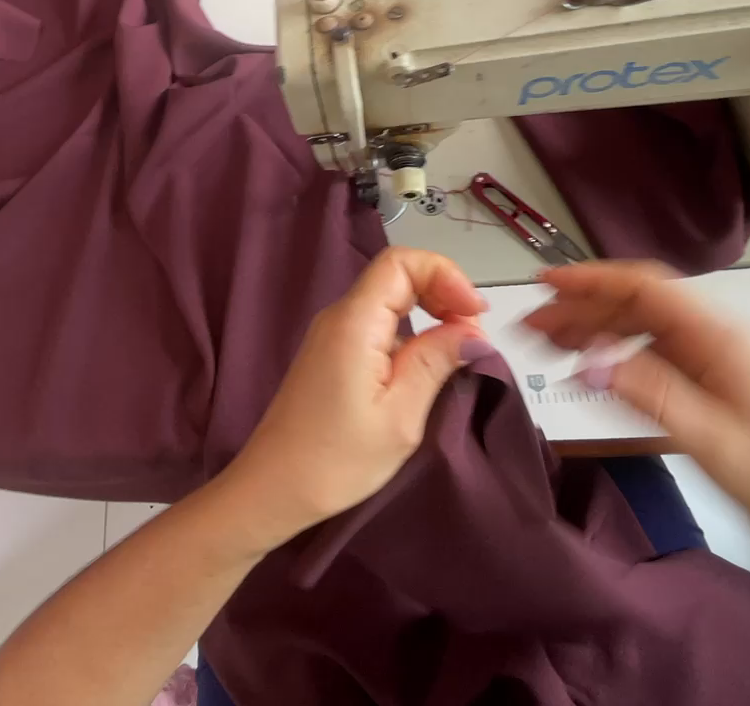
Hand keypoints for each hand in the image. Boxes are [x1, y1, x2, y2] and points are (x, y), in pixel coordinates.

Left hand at [216, 247, 488, 547]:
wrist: (274, 487)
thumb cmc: (336, 459)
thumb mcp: (400, 416)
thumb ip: (436, 363)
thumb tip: (472, 331)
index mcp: (353, 322)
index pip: (400, 262)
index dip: (445, 274)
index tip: (475, 314)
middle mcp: (338, 316)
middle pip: (396, 276)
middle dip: (443, 294)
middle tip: (473, 338)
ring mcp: (332, 333)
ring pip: (389, 300)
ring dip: (429, 315)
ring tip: (458, 356)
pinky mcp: (331, 353)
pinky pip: (377, 325)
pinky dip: (410, 334)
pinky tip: (427, 368)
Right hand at [523, 261, 749, 559]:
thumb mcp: (715, 440)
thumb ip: (649, 394)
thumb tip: (586, 360)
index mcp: (720, 338)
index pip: (646, 287)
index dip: (592, 279)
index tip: (543, 283)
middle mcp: (713, 338)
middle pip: (635, 305)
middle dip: (579, 308)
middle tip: (529, 326)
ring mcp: (711, 360)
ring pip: (639, 328)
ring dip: (591, 330)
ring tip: (545, 343)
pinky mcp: (709, 383)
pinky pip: (650, 355)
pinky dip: (612, 356)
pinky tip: (586, 369)